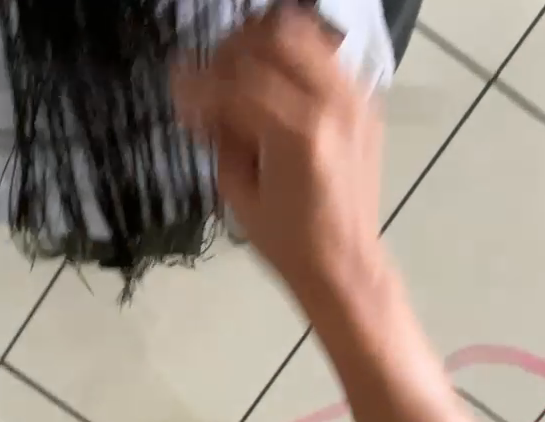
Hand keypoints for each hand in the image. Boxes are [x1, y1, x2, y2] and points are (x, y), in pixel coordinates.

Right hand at [172, 8, 387, 301]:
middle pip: (274, 36)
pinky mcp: (365, 103)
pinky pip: (327, 56)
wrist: (344, 263)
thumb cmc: (289, 243)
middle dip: (233, 50)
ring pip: (304, 34)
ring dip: (264, 47)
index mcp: (295, 132)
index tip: (179, 87)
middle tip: (211, 74)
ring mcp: (354, 99)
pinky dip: (295, 60)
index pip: (237, 80)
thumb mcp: (239, 195)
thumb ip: (223, 138)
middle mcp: (331, 104)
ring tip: (241, 72)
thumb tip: (206, 103)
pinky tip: (275, 85)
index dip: (200, 82)